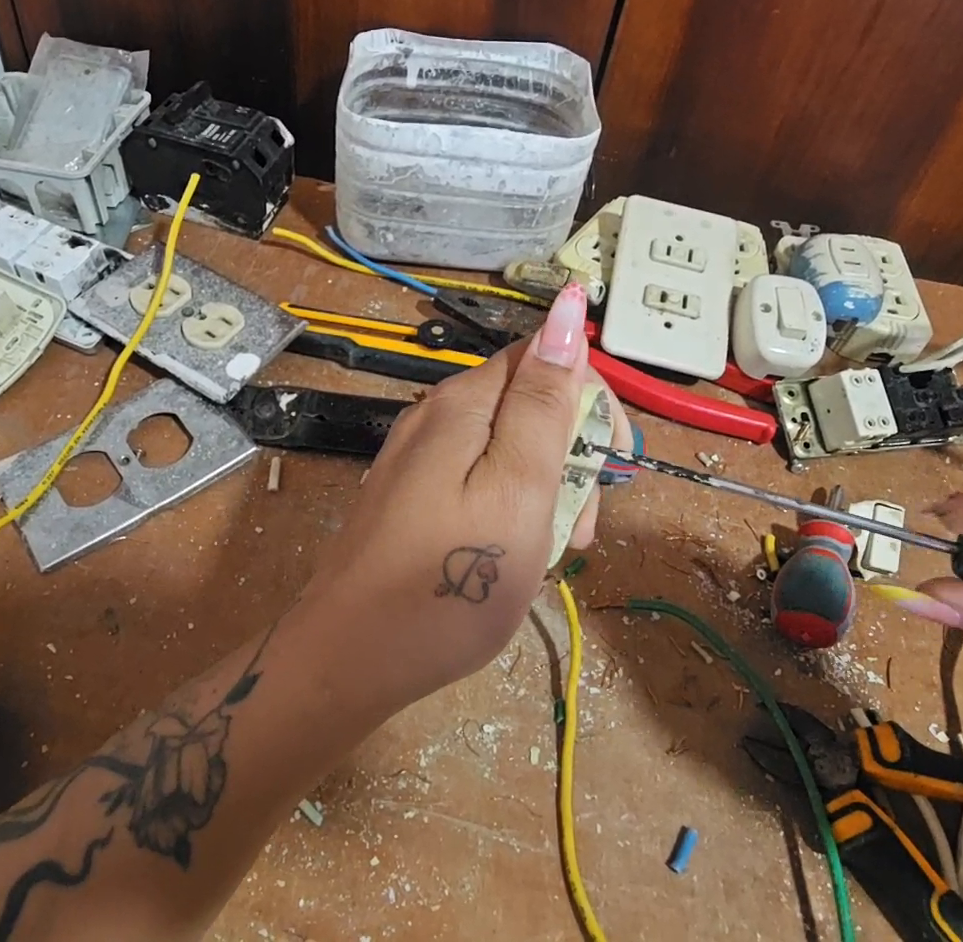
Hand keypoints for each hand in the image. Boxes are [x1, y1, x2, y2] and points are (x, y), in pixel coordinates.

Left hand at [298, 284, 627, 706]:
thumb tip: (563, 307)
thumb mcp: (516, 487)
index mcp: (464, 404)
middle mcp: (438, 418)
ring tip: (551, 554)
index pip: (544, 355)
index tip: (609, 465)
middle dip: (572, 456)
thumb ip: (543, 401)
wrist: (352, 656)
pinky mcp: (414, 498)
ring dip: (547, 492)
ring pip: (509, 450)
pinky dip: (511, 512)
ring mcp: (421, 460)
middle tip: (579, 528)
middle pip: (528, 404)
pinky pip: (481, 483)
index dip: (590, 400)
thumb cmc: (449, 581)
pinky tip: (514, 557)